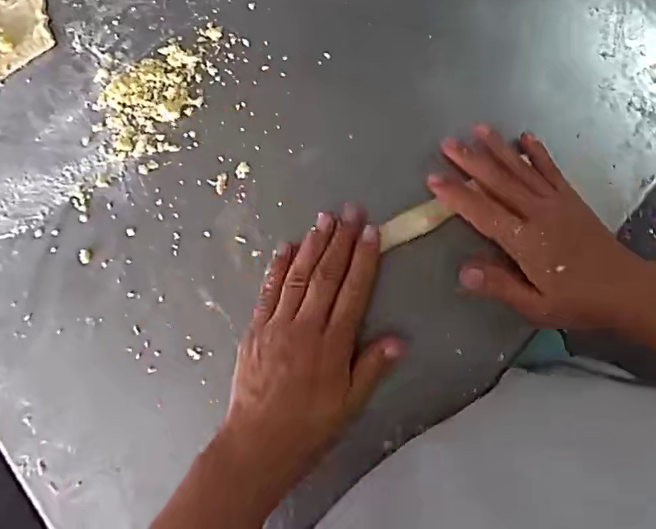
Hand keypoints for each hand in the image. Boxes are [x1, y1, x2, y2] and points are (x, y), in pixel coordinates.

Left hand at [215, 207, 404, 492]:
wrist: (256, 445)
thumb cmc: (309, 428)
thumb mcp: (349, 406)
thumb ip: (372, 368)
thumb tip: (400, 339)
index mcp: (333, 345)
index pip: (353, 292)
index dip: (363, 259)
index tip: (371, 231)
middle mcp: (306, 327)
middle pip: (327, 275)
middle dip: (342, 239)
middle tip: (352, 210)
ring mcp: (278, 323)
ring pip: (299, 275)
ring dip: (313, 244)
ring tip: (325, 217)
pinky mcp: (256, 326)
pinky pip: (270, 289)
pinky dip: (279, 265)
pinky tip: (288, 244)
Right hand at [429, 125, 655, 329]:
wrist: (628, 289)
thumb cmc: (579, 301)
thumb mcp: (538, 307)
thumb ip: (501, 286)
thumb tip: (463, 271)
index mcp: (525, 242)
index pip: (483, 213)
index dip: (457, 195)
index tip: (434, 178)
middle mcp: (537, 214)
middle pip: (498, 182)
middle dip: (470, 161)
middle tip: (447, 143)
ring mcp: (555, 202)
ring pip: (521, 169)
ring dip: (498, 148)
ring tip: (478, 128)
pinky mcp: (570, 197)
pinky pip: (550, 170)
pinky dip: (537, 152)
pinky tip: (525, 136)